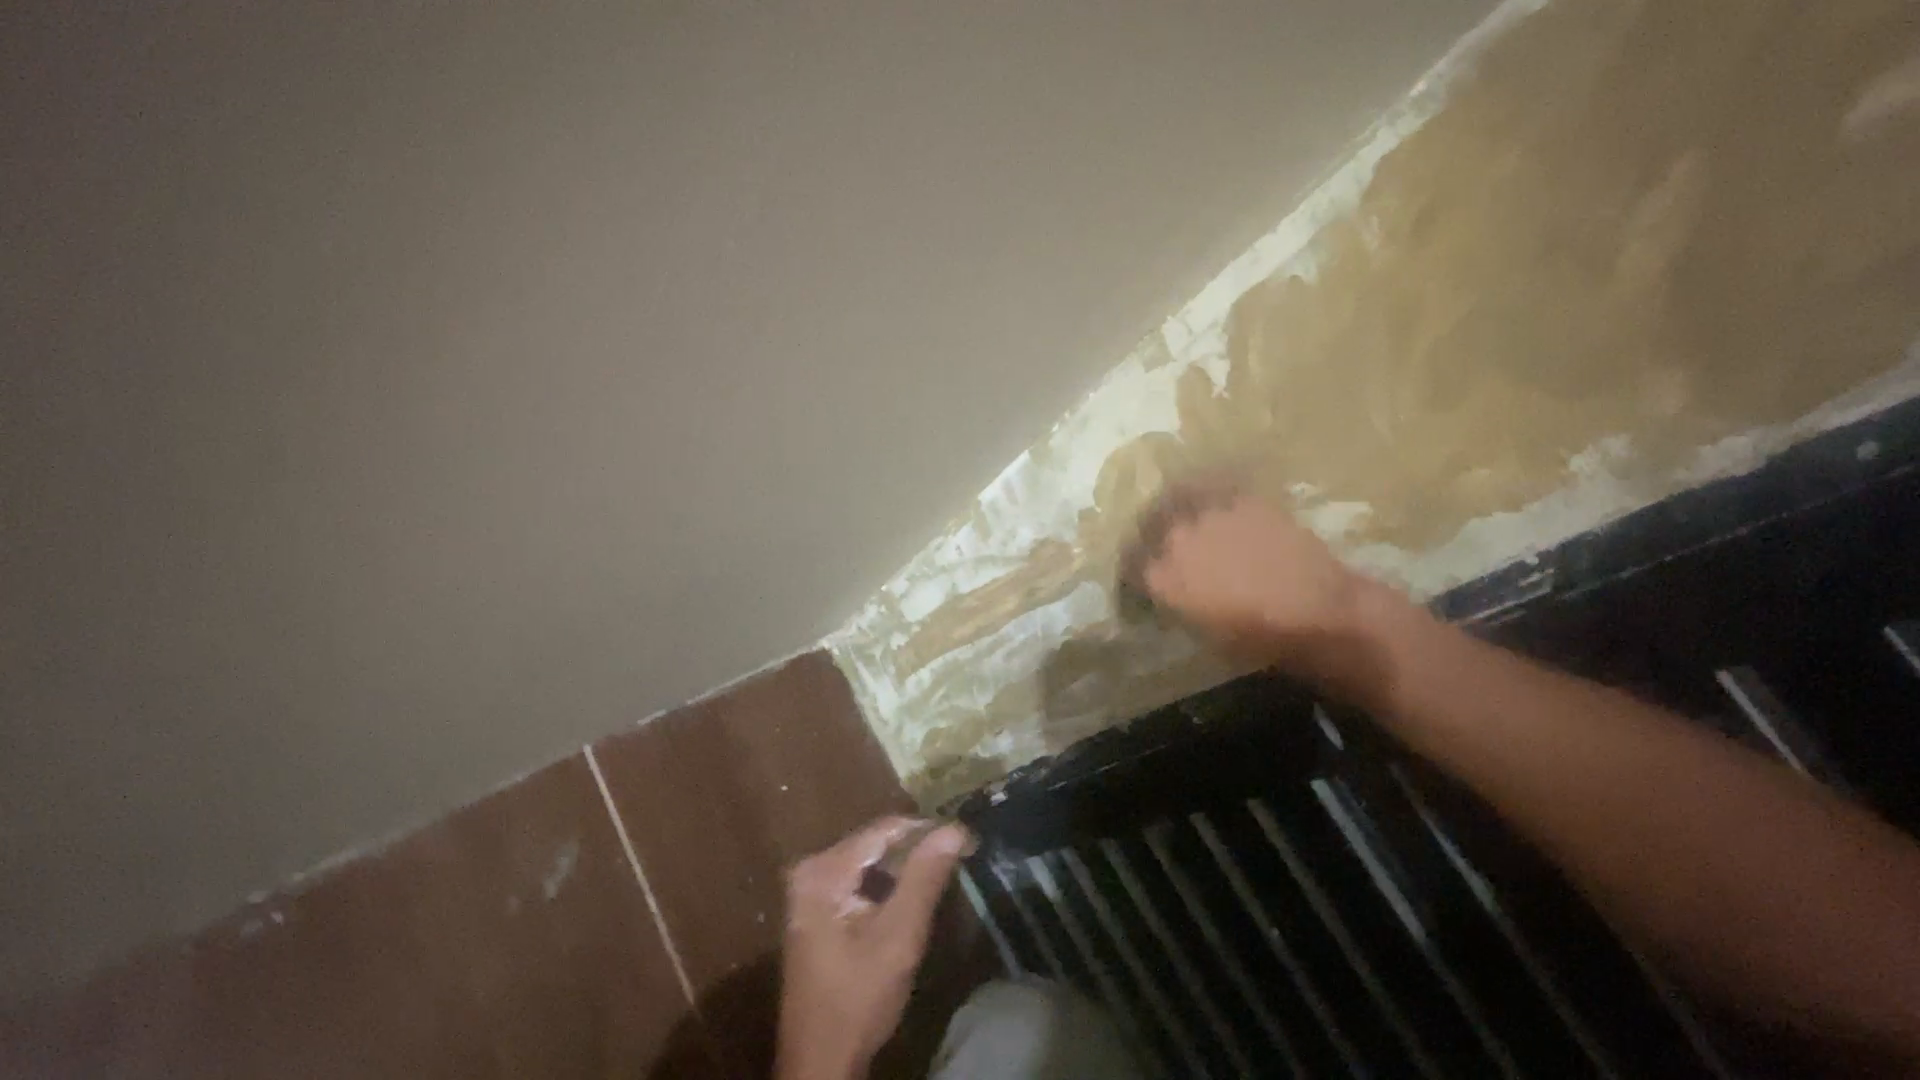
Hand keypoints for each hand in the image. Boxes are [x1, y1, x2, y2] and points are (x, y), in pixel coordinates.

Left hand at [776, 817, 971, 1079]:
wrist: (820, 1062)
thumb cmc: (859, 998)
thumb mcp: (899, 935)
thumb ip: (925, 878)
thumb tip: (954, 828)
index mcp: (823, 870)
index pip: (884, 829)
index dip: (928, 830)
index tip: (968, 837)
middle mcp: (810, 871)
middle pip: (875, 844)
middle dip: (917, 849)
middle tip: (960, 855)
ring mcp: (810, 893)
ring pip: (869, 864)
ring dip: (905, 869)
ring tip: (945, 872)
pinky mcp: (817, 913)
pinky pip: (859, 883)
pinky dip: (888, 887)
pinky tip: (913, 898)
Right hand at [1125, 484, 1371, 640]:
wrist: (1317, 611)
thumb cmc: (1258, 639)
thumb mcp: (1201, 631)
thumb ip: (1176, 603)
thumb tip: (1171, 591)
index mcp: (1159, 578)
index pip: (1129, 566)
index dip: (1134, 571)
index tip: (1141, 577)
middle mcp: (1174, 539)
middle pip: (1148, 525)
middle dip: (1150, 534)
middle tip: (1162, 543)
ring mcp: (1208, 513)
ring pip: (1177, 497)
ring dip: (1176, 506)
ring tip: (1186, 514)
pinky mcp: (1242, 498)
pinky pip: (1215, 488)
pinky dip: (1212, 496)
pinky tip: (1219, 505)